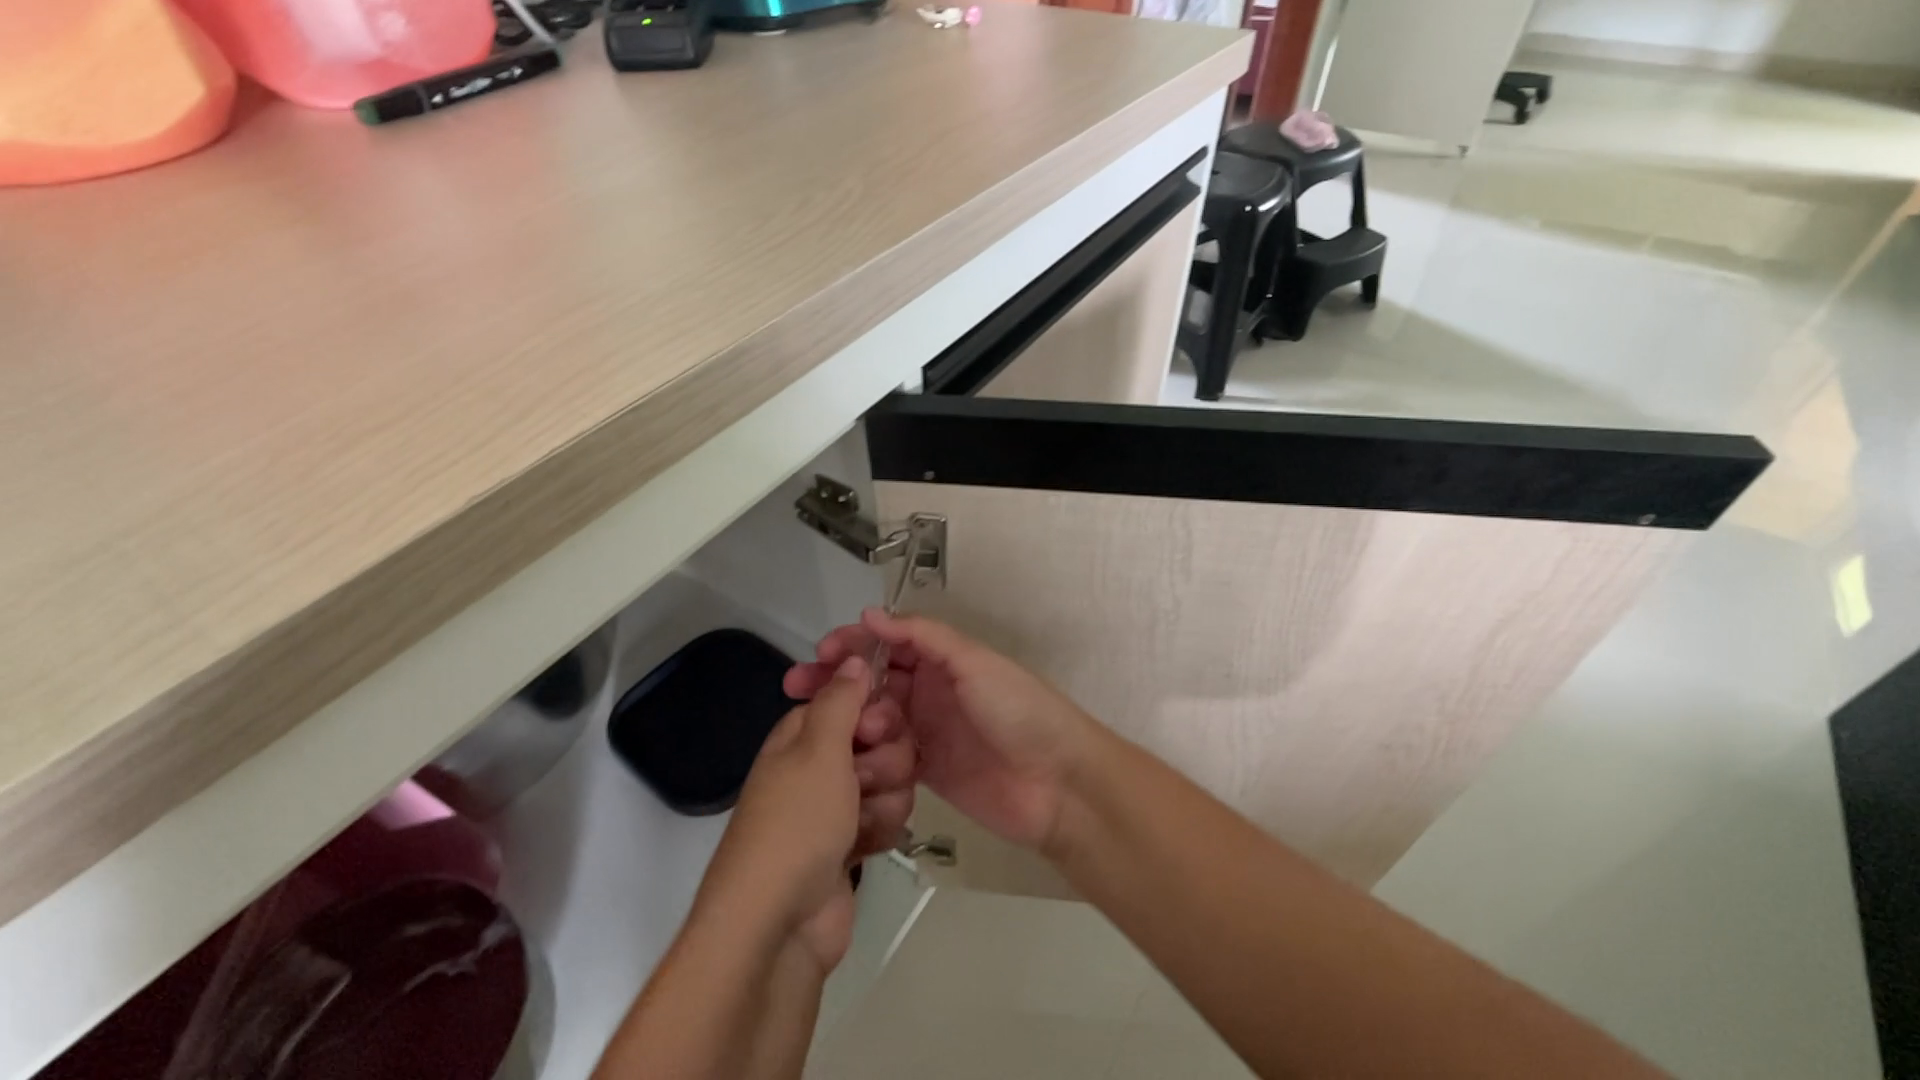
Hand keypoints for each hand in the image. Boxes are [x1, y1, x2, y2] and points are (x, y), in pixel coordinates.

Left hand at [692, 654, 916, 973]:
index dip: (876, 712)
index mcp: (803, 735)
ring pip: (890, 781)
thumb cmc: (796, 825)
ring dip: (886, 800)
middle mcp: (818, 765)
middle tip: (864, 783)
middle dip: (887, 761)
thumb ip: (841, 700)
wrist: (779, 922)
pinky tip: (866, 849)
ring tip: (862, 824)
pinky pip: (885, 818)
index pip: (856, 700)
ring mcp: (835, 806)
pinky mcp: (850, 843)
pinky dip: (880, 831)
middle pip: (881, 740)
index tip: (876, 730)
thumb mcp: (818, 750)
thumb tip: (855, 657)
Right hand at [783, 610, 1098, 855]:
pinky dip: (862, 751)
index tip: (821, 653)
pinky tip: (835, 753)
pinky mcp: (925, 771)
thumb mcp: (975, 663)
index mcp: (945, 661)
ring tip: (812, 722)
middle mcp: (933, 692)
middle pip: (874, 680)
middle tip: (797, 687)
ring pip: (874, 717)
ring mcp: (928, 732)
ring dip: (844, 715)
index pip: (889, 644)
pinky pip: (885, 755)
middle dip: (837, 680)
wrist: (1059, 785)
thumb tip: (872, 615)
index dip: (854, 645)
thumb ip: (925, 637)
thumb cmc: (1021, 713)